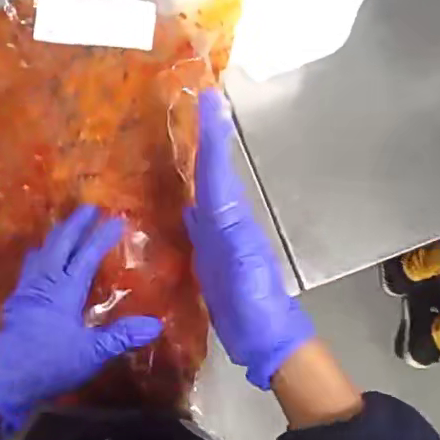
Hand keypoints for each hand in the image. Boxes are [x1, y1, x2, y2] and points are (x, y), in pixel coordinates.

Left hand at [0, 205, 164, 435]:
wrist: (3, 380)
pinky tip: (37, 263)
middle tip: (88, 208)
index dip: (101, 238)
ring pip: (41, 255)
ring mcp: (25, 293)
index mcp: (63, 291)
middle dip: (74, 226)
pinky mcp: (15, 305)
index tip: (116, 219)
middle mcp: (43, 284)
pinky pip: (29, 270)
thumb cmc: (48, 365)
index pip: (86, 257)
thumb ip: (120, 337)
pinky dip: (38, 257)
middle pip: (59, 246)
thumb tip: (155, 324)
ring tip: (63, 228)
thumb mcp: (90, 354)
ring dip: (54, 238)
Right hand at [185, 87, 314, 389]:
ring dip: (192, 170)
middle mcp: (224, 225)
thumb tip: (196, 207)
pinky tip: (173, 205)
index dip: (211, 138)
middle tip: (189, 108)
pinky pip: (192, 226)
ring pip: (201, 196)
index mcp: (232, 223)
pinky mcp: (207, 262)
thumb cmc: (256, 307)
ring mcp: (216, 243)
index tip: (207, 99)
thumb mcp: (241, 271)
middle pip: (211, 176)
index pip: (217, 173)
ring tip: (175, 145)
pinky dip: (183, 208)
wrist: (265, 339)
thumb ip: (224, 238)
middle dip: (202, 143)